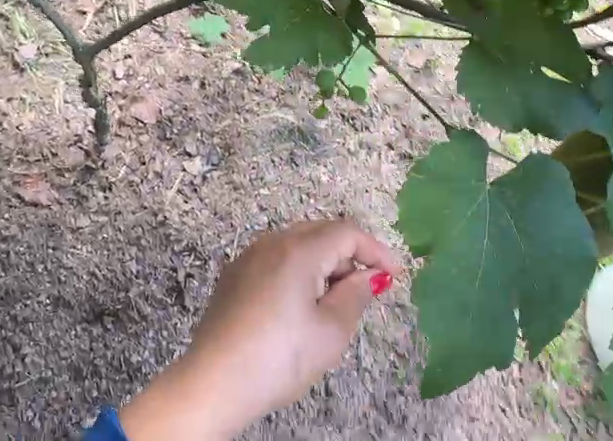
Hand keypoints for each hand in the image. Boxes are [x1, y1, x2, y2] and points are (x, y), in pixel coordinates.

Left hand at [119, 220, 400, 439]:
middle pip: (320, 232)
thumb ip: (355, 295)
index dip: (375, 249)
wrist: (215, 380)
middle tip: (368, 288)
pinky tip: (301, 304)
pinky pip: (275, 258)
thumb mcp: (330, 332)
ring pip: (296, 243)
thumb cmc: (280, 357)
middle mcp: (271, 241)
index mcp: (298, 250)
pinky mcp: (234, 274)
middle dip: (349, 254)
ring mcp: (248, 255)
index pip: (346, 232)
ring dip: (323, 262)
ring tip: (336, 300)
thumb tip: (370, 275)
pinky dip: (298, 270)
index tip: (396, 273)